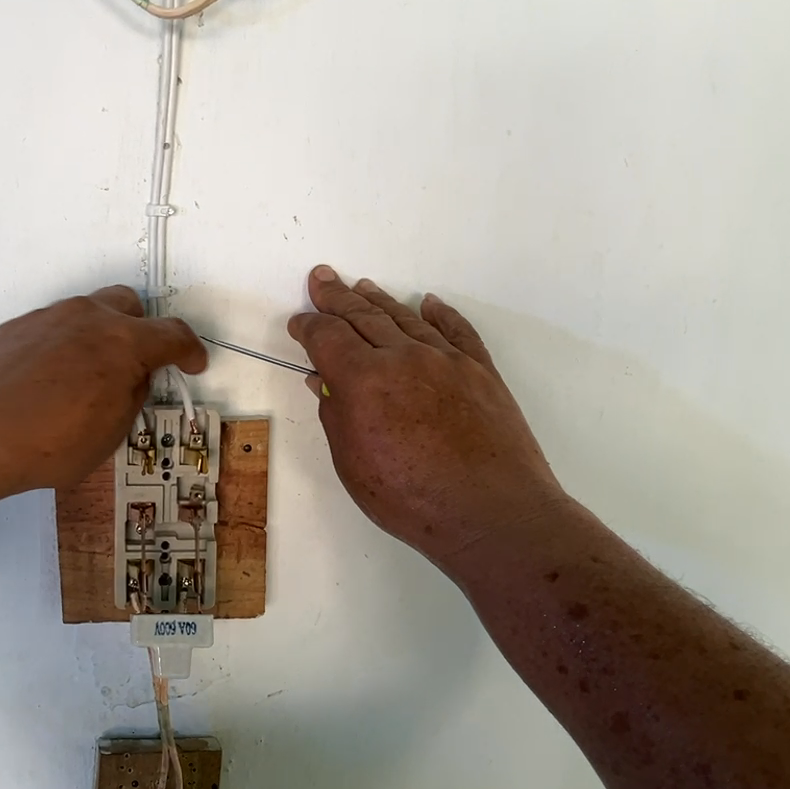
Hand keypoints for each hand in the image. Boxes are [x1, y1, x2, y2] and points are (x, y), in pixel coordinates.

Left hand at [0, 286, 206, 494]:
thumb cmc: (45, 445)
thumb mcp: (109, 434)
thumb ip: (131, 397)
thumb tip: (134, 379)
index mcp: (121, 343)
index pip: (172, 335)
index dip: (189, 350)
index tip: (192, 363)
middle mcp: (86, 318)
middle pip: (129, 306)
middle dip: (143, 330)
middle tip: (139, 364)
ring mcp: (47, 318)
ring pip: (87, 312)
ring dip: (100, 336)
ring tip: (89, 377)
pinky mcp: (15, 327)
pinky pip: (52, 327)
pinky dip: (63, 345)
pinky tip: (50, 380)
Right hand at [288, 265, 570, 566]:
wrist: (491, 511)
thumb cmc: (408, 496)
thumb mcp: (351, 463)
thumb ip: (336, 416)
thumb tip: (324, 382)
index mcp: (364, 379)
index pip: (327, 338)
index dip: (309, 327)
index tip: (298, 321)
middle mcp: (404, 357)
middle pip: (364, 317)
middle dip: (337, 297)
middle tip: (321, 278)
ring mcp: (446, 360)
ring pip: (406, 318)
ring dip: (379, 300)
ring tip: (362, 285)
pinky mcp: (481, 371)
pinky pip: (456, 331)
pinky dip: (440, 314)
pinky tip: (428, 303)